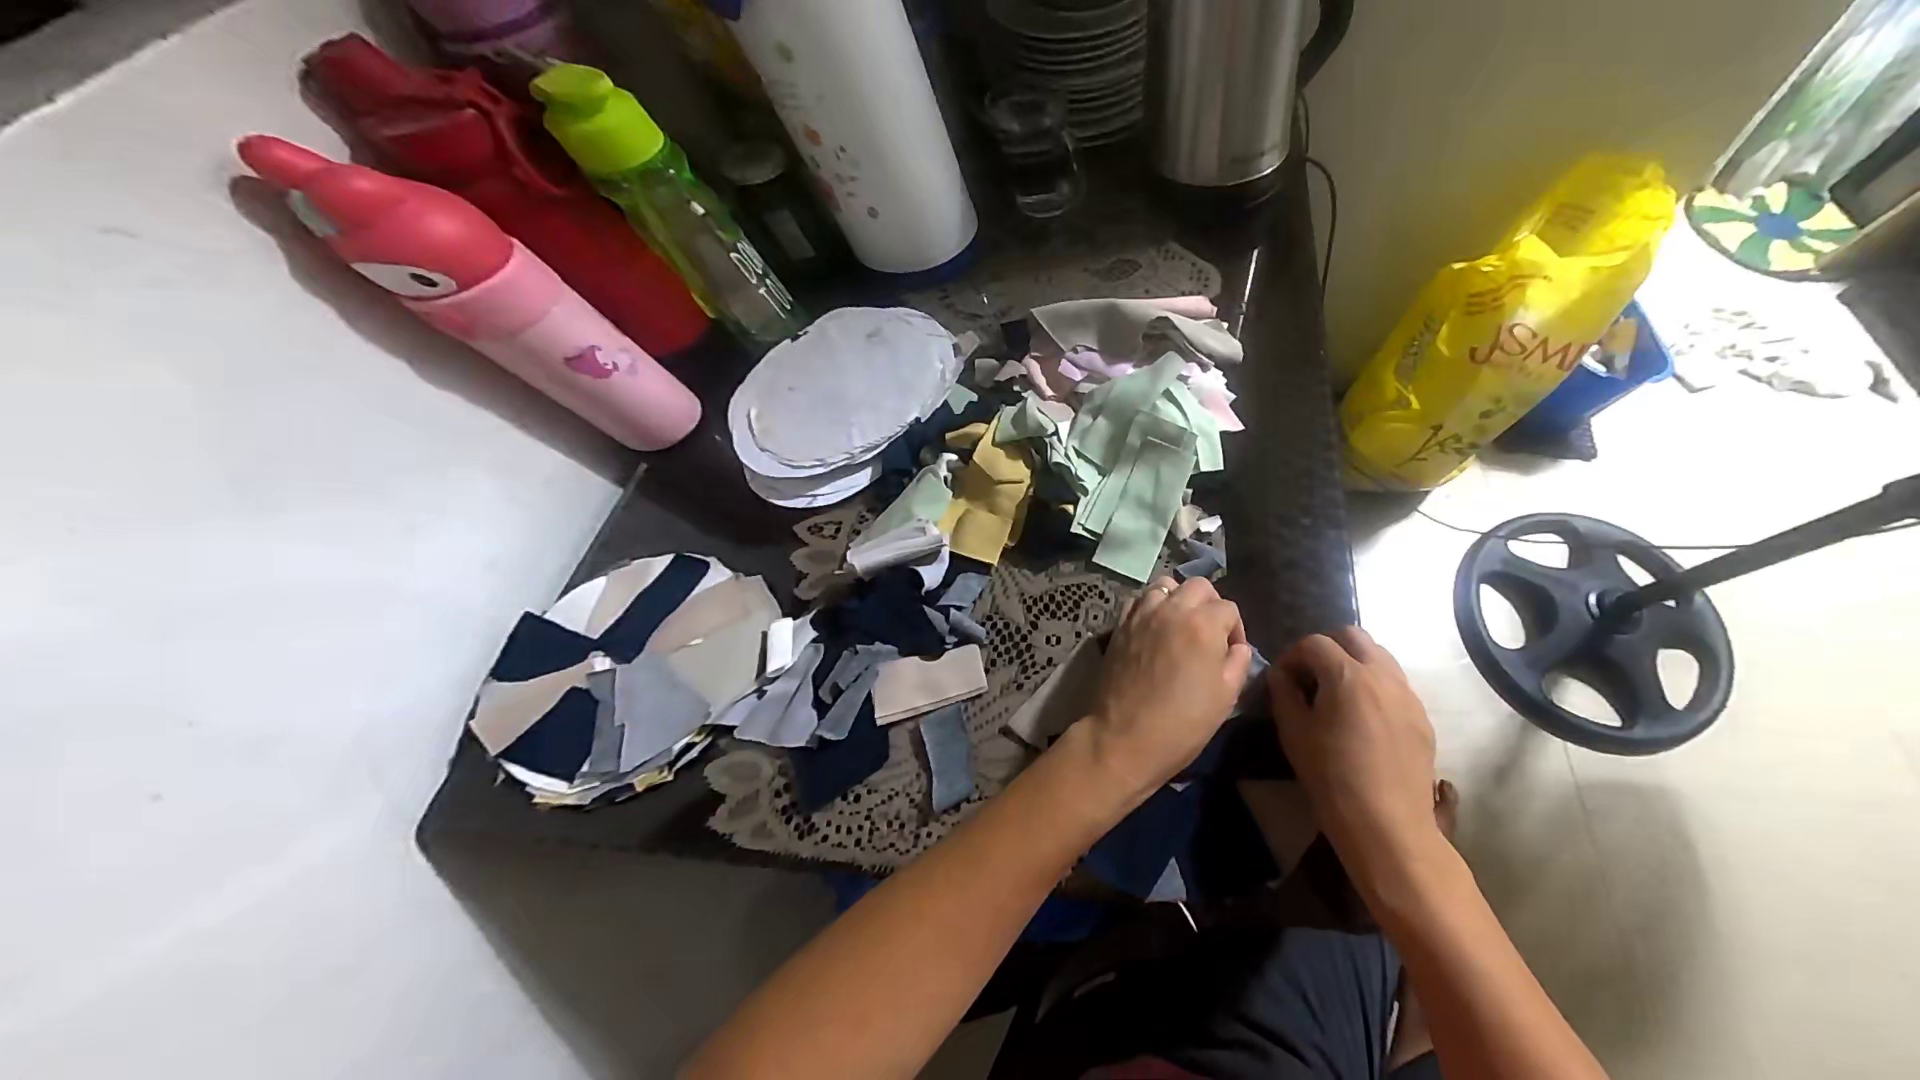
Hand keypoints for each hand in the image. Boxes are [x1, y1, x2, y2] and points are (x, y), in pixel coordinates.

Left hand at [1070, 576, 1252, 812]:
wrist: (1125, 736)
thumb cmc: (1183, 721)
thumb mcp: (1226, 695)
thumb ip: (1238, 662)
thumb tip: (1236, 646)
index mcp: (1203, 624)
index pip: (1228, 608)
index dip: (1236, 628)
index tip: (1231, 652)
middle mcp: (1171, 610)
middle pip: (1198, 586)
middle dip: (1210, 603)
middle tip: (1209, 632)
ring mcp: (1141, 615)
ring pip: (1164, 585)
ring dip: (1177, 598)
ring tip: (1180, 625)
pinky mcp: (1119, 626)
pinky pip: (1137, 600)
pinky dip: (1150, 605)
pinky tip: (1154, 626)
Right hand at [1268, 627, 1442, 890]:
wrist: (1386, 822)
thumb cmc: (1330, 775)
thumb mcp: (1293, 731)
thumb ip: (1283, 692)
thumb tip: (1282, 675)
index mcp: (1347, 675)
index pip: (1314, 642)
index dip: (1292, 655)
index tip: (1282, 679)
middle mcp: (1383, 675)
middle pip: (1353, 636)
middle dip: (1326, 648)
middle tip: (1309, 676)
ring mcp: (1408, 695)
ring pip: (1379, 656)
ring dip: (1352, 663)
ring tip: (1335, 694)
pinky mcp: (1421, 717)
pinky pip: (1394, 683)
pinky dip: (1373, 684)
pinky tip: (1360, 717)